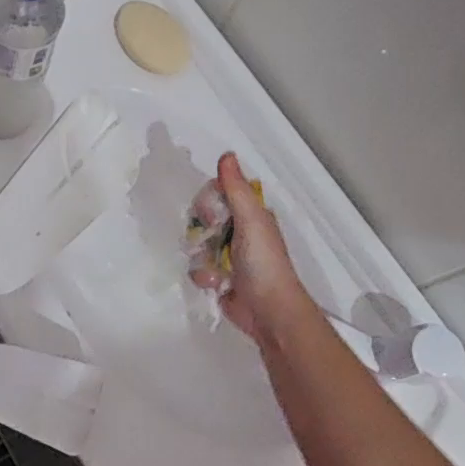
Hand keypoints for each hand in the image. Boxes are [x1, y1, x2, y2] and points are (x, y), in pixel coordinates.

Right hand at [193, 152, 312, 342]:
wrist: (268, 310)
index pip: (216, 196)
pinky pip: (196, 268)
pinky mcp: (217, 278)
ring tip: (216, 269)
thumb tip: (226, 155)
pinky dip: (203, 277)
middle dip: (200, 232)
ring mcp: (226, 256)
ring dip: (201, 258)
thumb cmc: (264, 263)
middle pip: (201, 219)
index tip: (210, 214)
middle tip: (210, 242)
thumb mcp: (251, 221)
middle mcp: (237, 232)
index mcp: (249, 215)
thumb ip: (236, 190)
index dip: (207, 202)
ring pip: (195, 245)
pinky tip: (216, 285)